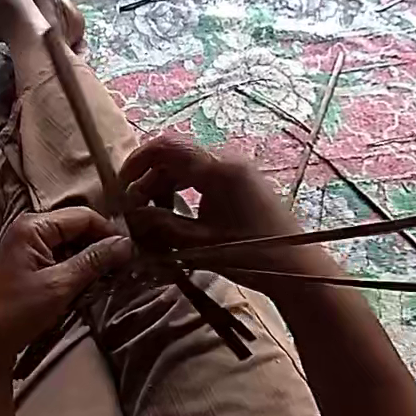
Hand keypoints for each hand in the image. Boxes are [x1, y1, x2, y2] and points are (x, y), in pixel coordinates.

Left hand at [0, 207, 132, 368]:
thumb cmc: (19, 311)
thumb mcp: (60, 285)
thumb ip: (94, 261)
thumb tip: (127, 244)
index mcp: (34, 226)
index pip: (83, 216)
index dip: (108, 232)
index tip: (131, 253)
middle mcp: (30, 228)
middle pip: (77, 227)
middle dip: (100, 245)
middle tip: (123, 267)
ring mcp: (29, 246)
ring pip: (71, 243)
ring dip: (91, 259)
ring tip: (110, 277)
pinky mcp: (30, 264)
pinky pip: (61, 257)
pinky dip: (77, 268)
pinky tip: (90, 284)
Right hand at [118, 135, 337, 283]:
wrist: (296, 267)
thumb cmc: (250, 256)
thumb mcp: (198, 243)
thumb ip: (160, 224)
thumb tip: (128, 213)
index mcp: (217, 169)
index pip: (165, 148)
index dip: (135, 163)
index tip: (119, 188)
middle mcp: (226, 160)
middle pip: (173, 155)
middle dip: (147, 178)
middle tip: (131, 207)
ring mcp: (235, 168)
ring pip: (185, 165)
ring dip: (162, 185)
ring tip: (149, 215)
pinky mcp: (239, 180)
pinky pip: (200, 175)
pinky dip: (180, 189)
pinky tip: (173, 213)